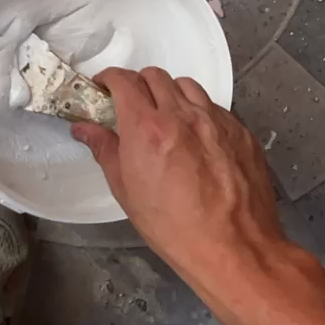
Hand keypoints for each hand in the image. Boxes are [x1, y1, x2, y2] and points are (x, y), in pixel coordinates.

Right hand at [71, 68, 289, 283]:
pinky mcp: (240, 131)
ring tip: (165, 117)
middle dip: (137, 84)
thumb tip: (84, 128)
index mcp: (147, 128)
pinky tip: (194, 137)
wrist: (233, 248)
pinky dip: (197, 111)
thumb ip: (104, 149)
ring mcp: (215, 121)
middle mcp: (182, 116)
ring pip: (186, 85)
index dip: (109, 79)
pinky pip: (213, 107)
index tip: (103, 87)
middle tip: (131, 105)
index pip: (124, 81)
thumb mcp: (125, 189)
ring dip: (169, 93)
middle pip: (154, 76)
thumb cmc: (173, 225)